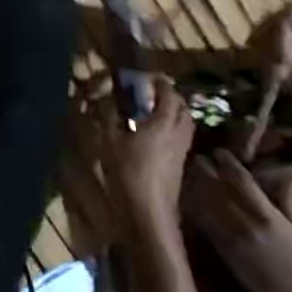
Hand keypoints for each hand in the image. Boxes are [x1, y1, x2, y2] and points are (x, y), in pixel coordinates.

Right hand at [94, 77, 195, 236]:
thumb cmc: (129, 174)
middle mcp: (179, 131)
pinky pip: (181, 136)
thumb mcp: (110, 142)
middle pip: (181, 105)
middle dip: (168, 95)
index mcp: (164, 121)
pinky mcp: (181, 163)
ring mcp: (183, 149)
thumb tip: (107, 99)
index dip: (158, 81)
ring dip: (172, 112)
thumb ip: (109, 116)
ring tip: (152, 113)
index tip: (145, 77)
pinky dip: (172, 128)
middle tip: (149, 94)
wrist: (150, 214)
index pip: (168, 91)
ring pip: (184, 121)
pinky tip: (154, 136)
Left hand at [187, 151, 291, 291]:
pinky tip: (191, 200)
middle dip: (205, 172)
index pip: (240, 183)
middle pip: (217, 191)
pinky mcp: (225, 256)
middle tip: (198, 156)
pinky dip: (197, 210)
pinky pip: (206, 226)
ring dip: (197, 188)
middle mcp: (244, 228)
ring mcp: (231, 243)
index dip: (228, 163)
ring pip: (207, 207)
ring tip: (190, 172)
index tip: (219, 151)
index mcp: (267, 219)